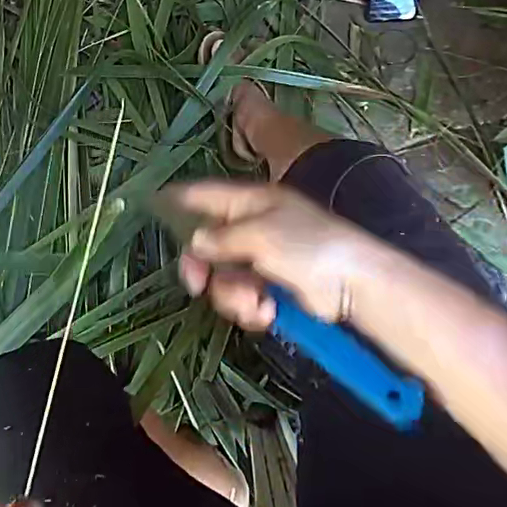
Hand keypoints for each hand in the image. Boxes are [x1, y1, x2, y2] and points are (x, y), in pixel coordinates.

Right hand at [162, 180, 400, 330]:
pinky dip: (250, 309)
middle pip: (206, 244)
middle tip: (196, 284)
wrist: (353, 284)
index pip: (205, 194)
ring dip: (233, 295)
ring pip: (221, 278)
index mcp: (251, 202)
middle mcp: (251, 227)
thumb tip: (197, 243)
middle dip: (201, 267)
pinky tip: (268, 312)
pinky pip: (241, 298)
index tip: (153, 204)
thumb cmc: (309, 246)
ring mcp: (260, 259)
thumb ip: (223, 238)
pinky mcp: (270, 289)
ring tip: (257, 302)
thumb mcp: (261, 235)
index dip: (179, 198)